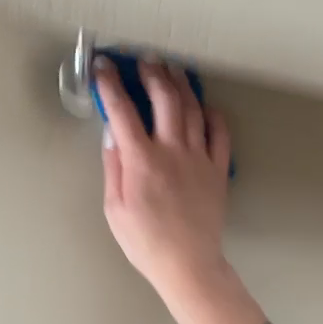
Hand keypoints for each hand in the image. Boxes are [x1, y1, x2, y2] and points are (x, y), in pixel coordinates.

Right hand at [98, 56, 233, 302]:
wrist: (187, 264)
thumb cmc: (145, 242)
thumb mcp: (114, 208)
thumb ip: (113, 167)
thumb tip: (112, 135)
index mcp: (142, 160)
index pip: (122, 110)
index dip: (110, 84)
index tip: (103, 67)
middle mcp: (172, 150)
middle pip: (164, 98)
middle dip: (153, 72)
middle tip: (145, 59)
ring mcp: (199, 157)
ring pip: (193, 109)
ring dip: (182, 84)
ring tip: (173, 69)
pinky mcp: (218, 169)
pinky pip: (220, 132)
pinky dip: (212, 114)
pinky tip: (205, 106)